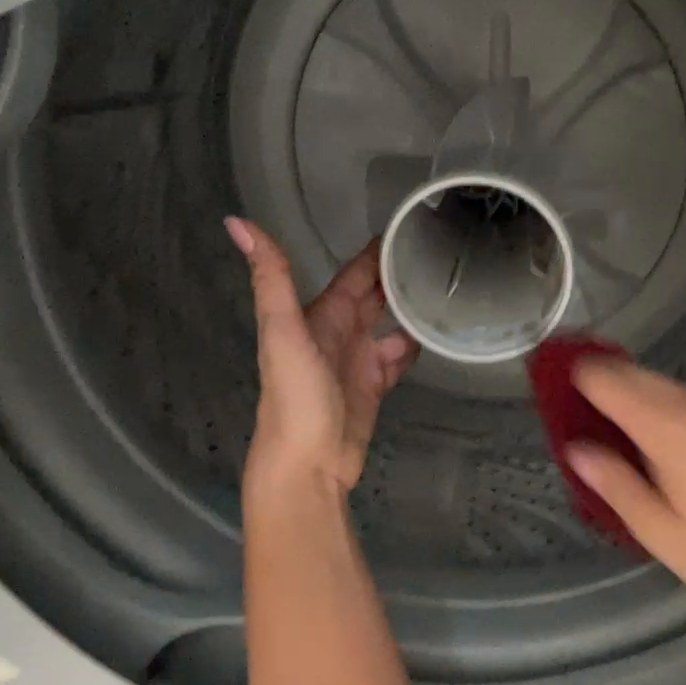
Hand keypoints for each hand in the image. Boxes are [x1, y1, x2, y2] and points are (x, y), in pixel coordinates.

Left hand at [227, 216, 417, 503]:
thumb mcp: (282, 332)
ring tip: (447, 292)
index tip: (407, 226)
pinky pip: (397, 359)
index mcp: (321, 316)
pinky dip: (413, 347)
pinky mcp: (374, 388)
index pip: (353, 274)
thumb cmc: (296, 397)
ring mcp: (359, 362)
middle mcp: (340, 334)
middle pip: (374, 296)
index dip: (376, 252)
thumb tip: (237, 221)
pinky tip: (435, 337)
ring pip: (389, 325)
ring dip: (410, 310)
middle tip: (440, 252)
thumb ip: (271, 279)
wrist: (308, 463)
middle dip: (398, 275)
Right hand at [567, 359, 685, 620]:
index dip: (573, 376)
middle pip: (634, 377)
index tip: (546, 385)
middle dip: (597, 386)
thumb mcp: (664, 534)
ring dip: (627, 399)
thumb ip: (617, 487)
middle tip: (566, 414)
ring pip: (660, 390)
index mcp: (668, 428)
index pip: (608, 380)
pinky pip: (683, 405)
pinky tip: (649, 448)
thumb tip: (578, 451)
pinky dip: (656, 413)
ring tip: (601, 434)